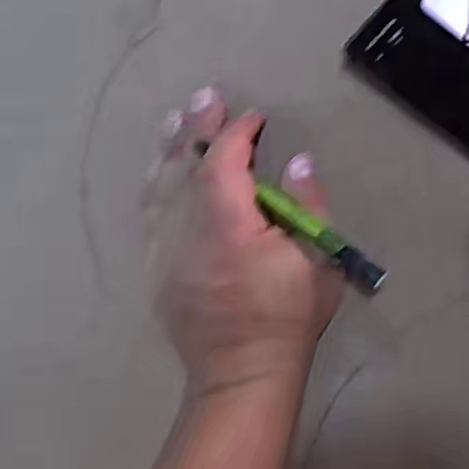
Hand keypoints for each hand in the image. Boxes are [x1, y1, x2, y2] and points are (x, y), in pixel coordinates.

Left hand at [144, 88, 342, 398]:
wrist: (241, 373)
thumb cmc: (290, 313)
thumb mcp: (318, 258)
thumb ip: (309, 205)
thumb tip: (298, 161)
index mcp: (228, 232)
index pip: (223, 168)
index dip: (236, 136)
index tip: (255, 117)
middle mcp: (186, 238)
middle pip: (185, 171)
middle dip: (195, 130)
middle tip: (205, 95)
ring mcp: (164, 255)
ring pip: (159, 191)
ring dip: (170, 151)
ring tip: (176, 118)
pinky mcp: (157, 270)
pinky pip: (150, 216)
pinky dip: (156, 184)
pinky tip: (160, 168)